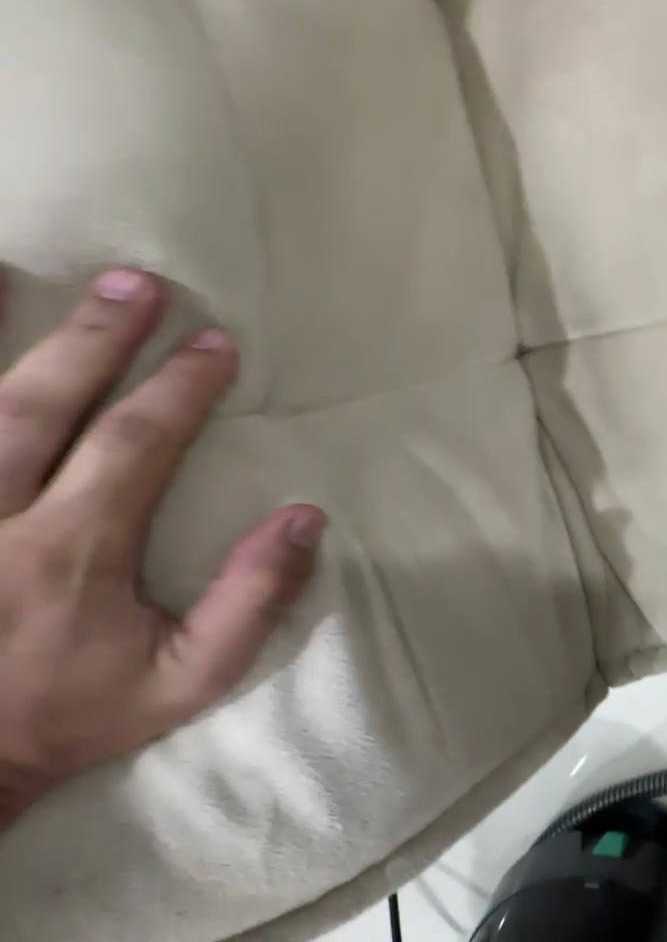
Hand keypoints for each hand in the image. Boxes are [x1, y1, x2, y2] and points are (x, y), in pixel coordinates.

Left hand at [0, 269, 324, 826]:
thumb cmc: (69, 713)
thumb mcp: (191, 676)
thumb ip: (254, 599)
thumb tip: (307, 514)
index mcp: (67, 552)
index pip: (132, 443)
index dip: (178, 387)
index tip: (215, 343)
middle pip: (38, 404)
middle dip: (93, 337)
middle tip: (136, 282)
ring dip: (14, 343)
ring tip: (38, 282)